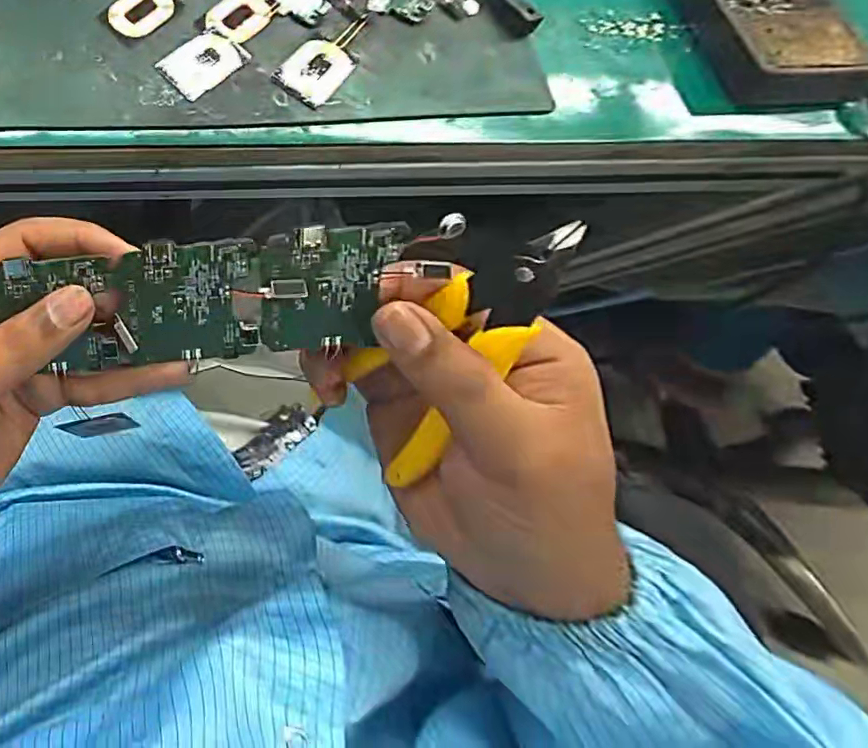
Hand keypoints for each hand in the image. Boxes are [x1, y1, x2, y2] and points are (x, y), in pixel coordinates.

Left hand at [0, 218, 188, 550]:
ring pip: (79, 334)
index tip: (120, 254)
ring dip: (124, 334)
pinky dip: (121, 377)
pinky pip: (84, 378)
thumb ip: (16, 344)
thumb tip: (79, 298)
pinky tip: (162, 373)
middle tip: (161, 295)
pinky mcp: (36, 392)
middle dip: (108, 288)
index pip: (20, 246)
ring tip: (177, 334)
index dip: (71, 239)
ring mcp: (18, 355)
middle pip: (58, 286)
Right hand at [302, 266, 629, 620]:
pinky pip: (351, 366)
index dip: (416, 285)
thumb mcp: (510, 444)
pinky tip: (327, 387)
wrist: (519, 582)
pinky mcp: (391, 400)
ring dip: (337, 337)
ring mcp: (425, 374)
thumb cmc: (544, 512)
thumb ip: (453, 377)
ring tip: (323, 366)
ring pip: (370, 331)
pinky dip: (329, 366)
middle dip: (361, 308)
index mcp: (520, 346)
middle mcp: (468, 350)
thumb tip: (392, 314)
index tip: (370, 291)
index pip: (465, 294)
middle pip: (405, 305)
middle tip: (326, 322)